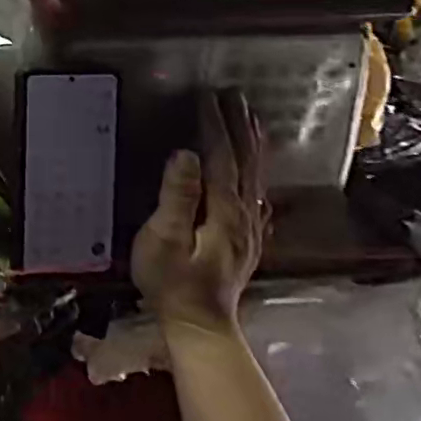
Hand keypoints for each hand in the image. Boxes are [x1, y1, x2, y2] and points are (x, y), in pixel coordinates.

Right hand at [131, 91, 267, 337]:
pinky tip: (254, 171)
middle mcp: (244, 215)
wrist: (199, 323)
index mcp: (224, 211)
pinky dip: (255, 173)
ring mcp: (249, 228)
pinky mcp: (244, 238)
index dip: (215, 126)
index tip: (208, 97)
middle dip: (241, 128)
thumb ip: (178, 196)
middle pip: (247, 163)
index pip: (222, 158)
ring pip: (255, 176)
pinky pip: (254, 193)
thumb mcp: (165, 237)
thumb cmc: (171, 279)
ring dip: (251, 145)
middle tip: (236, 96)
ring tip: (248, 120)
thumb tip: (187, 155)